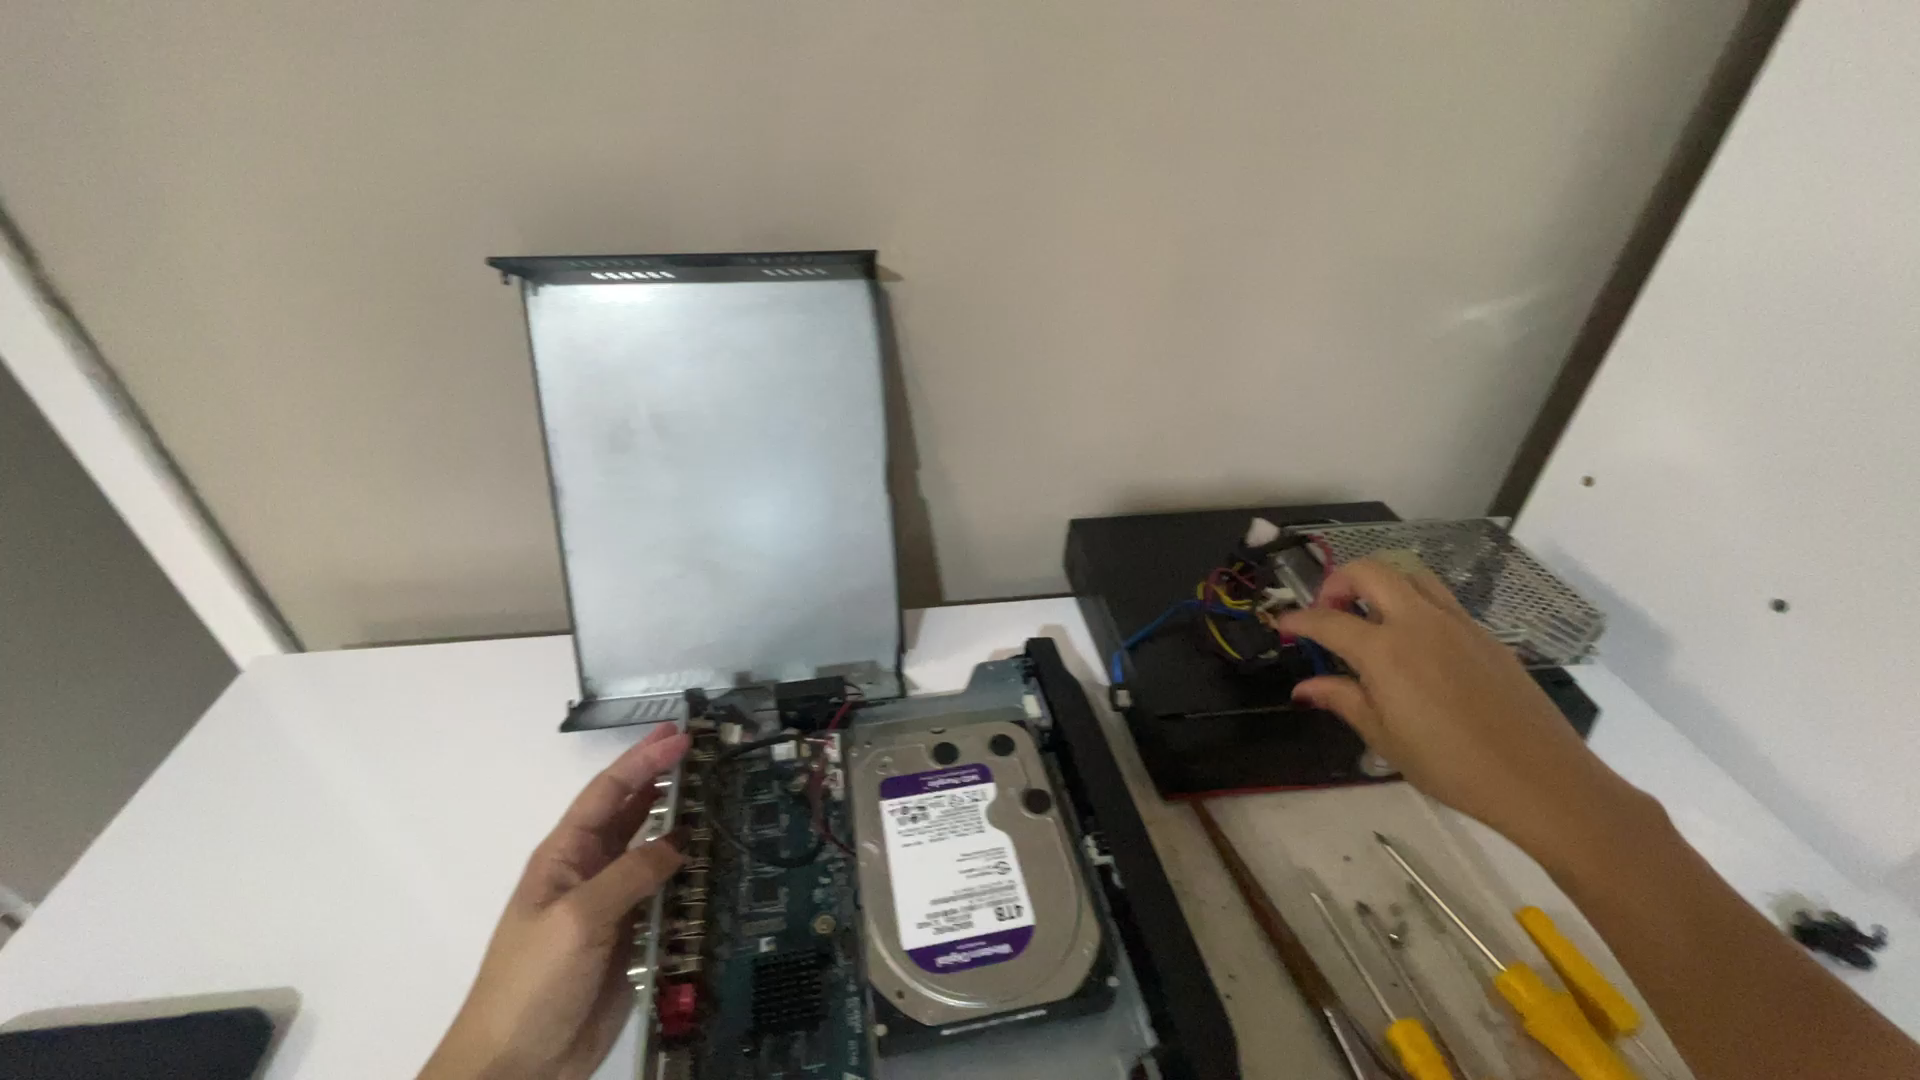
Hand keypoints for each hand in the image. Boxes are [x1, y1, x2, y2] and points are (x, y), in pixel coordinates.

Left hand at [420, 724, 690, 1079]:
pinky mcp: (631, 936)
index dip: (643, 761)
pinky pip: (664, 893)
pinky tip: (713, 861)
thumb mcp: (578, 918)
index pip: (608, 793)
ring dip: (679, 823)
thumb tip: (679, 841)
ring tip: (715, 797)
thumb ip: (630, 874)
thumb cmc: (531, 982)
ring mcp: (611, 904)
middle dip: (662, 779)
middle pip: (630, 813)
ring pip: (651, 850)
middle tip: (702, 752)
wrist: (516, 1066)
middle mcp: (589, 870)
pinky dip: (689, 872)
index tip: (680, 737)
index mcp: (564, 856)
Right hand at [1276, 559, 1646, 854]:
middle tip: (1328, 611)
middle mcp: (1419, 623)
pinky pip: (1441, 601)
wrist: (1540, 778)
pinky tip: (1414, 644)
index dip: (1297, 620)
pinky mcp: (1486, 636)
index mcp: (1385, 651)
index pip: (1327, 621)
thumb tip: (1305, 687)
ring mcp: (1458, 624)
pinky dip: (1414, 605)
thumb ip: (1343, 700)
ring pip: (1411, 576)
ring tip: (1370, 616)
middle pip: (1371, 571)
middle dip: (1338, 581)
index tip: (1282, 625)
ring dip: (1381, 584)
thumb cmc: (1451, 765)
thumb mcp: (1384, 738)